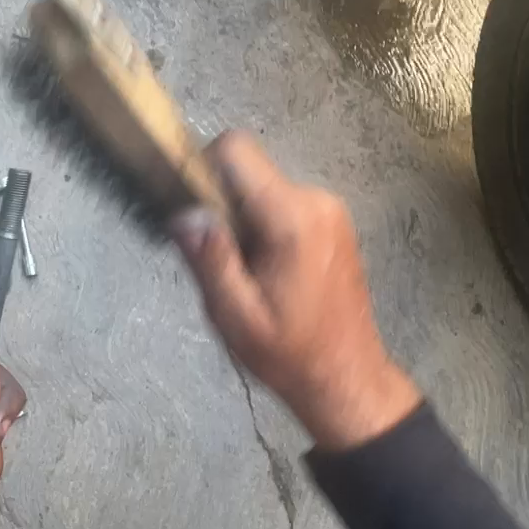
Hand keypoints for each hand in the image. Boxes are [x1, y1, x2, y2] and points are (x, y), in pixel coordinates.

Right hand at [171, 132, 420, 450]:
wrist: (347, 379)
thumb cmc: (288, 353)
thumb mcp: (235, 314)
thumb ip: (209, 258)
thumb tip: (182, 212)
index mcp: (292, 217)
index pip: (237, 149)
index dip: (202, 168)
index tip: (191, 210)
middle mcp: (316, 200)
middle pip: (246, 170)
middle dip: (220, 205)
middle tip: (218, 260)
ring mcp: (329, 208)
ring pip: (260, 187)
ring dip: (239, 219)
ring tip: (243, 271)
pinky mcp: (331, 220)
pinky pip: (280, 202)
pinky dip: (260, 225)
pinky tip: (264, 270)